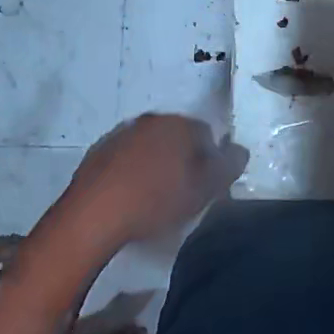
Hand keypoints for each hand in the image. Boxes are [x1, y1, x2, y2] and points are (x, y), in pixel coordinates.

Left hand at [57, 115, 239, 248]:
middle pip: (176, 136)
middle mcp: (148, 120)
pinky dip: (132, 170)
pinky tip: (131, 195)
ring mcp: (120, 133)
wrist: (93, 213)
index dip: (211, 160)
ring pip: (150, 145)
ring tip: (156, 197)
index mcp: (177, 124)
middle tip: (184, 192)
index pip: (206, 134)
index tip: (207, 186)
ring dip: (157, 163)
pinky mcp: (99, 150)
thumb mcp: (203, 191)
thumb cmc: (155, 201)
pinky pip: (126, 156)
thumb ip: (227, 167)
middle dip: (184, 159)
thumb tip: (239, 150)